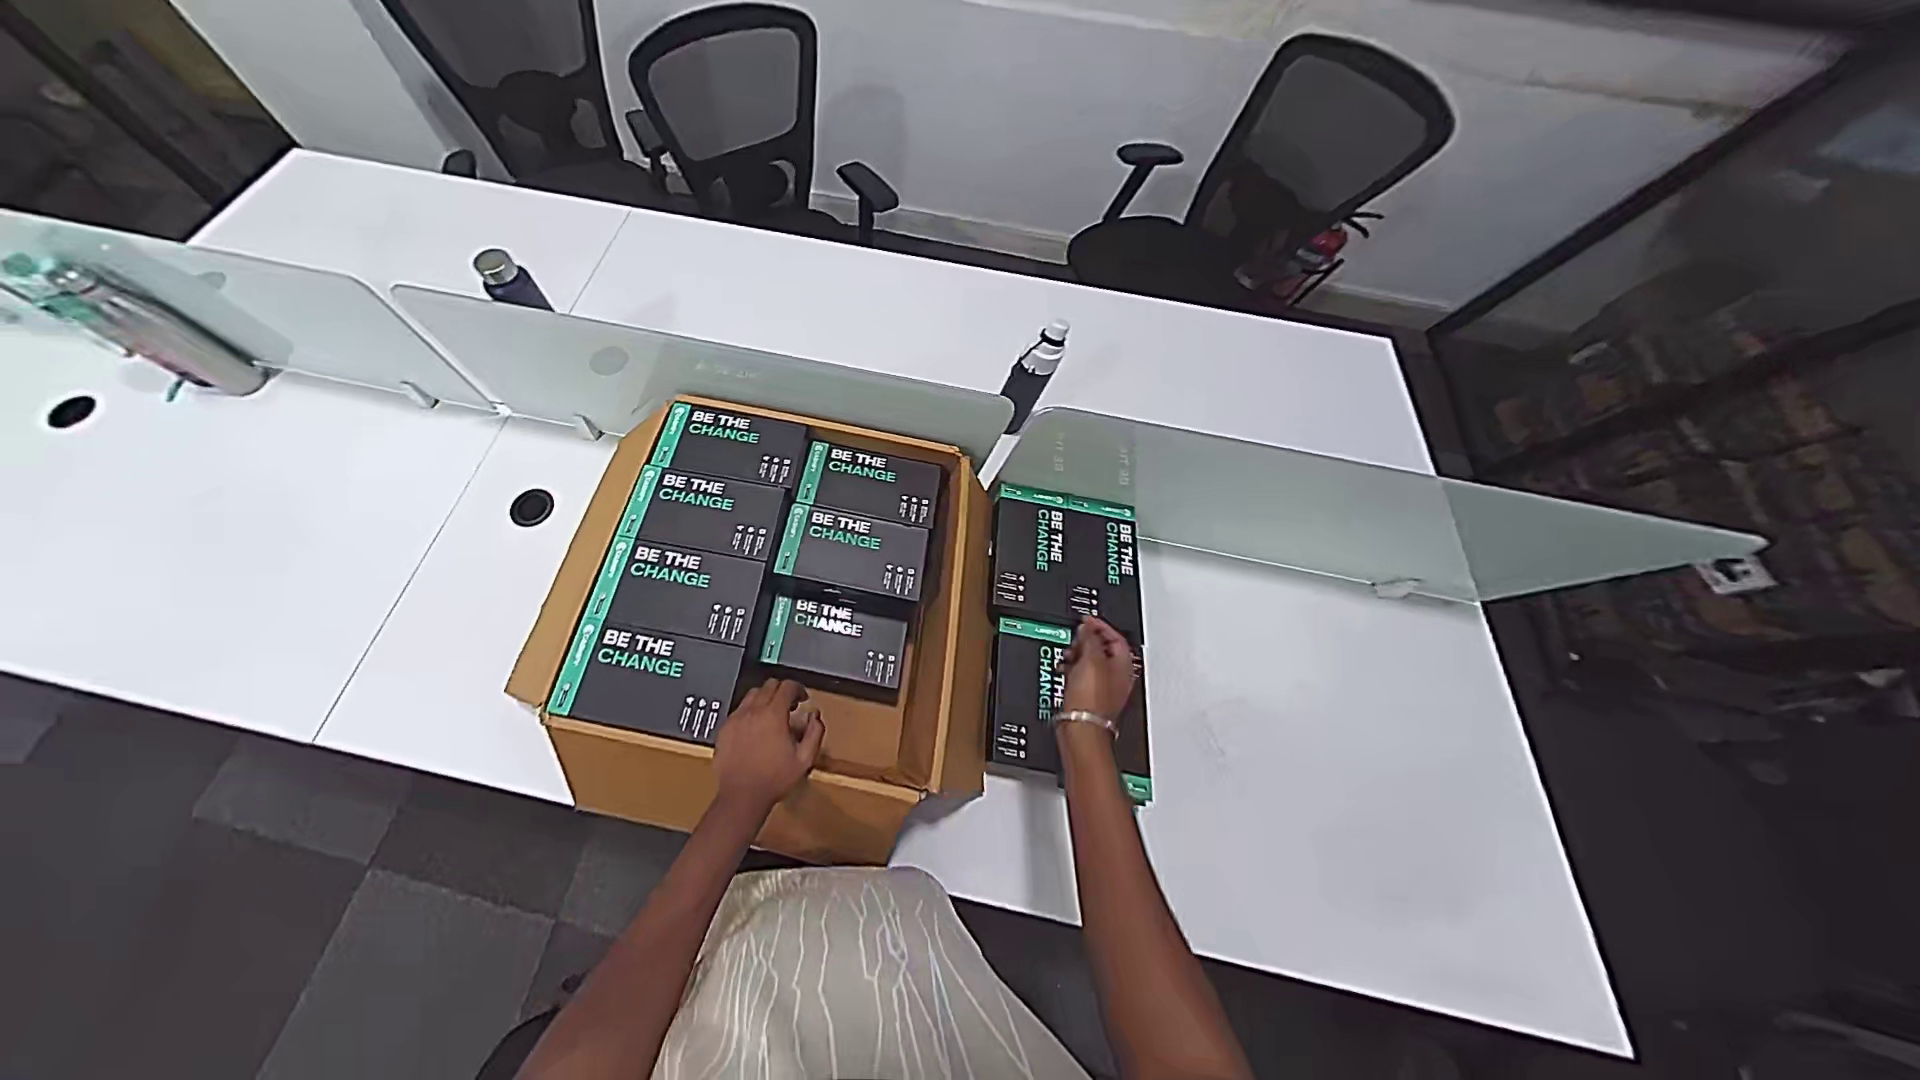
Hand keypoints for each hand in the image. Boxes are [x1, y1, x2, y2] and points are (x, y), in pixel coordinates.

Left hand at [712, 678, 824, 812]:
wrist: (742, 796)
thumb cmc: (775, 779)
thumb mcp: (805, 759)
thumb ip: (815, 732)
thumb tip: (815, 715)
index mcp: (773, 715)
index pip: (786, 686)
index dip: (798, 688)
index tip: (803, 698)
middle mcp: (753, 712)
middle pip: (768, 685)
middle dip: (782, 690)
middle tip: (790, 705)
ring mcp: (736, 719)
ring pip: (752, 695)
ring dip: (765, 698)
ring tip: (772, 715)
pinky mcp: (724, 729)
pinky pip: (739, 710)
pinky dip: (750, 711)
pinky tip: (756, 727)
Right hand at [1060, 616, 1135, 719]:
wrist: (1081, 728)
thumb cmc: (1091, 700)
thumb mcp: (1090, 659)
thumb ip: (1090, 638)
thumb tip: (1087, 626)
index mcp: (1124, 665)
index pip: (1115, 637)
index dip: (1101, 626)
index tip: (1087, 620)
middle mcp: (1117, 677)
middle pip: (1104, 649)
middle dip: (1088, 640)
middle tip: (1076, 637)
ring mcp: (1103, 688)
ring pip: (1091, 662)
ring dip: (1079, 654)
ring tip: (1068, 654)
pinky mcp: (1090, 697)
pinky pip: (1082, 676)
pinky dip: (1073, 669)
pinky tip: (1065, 670)